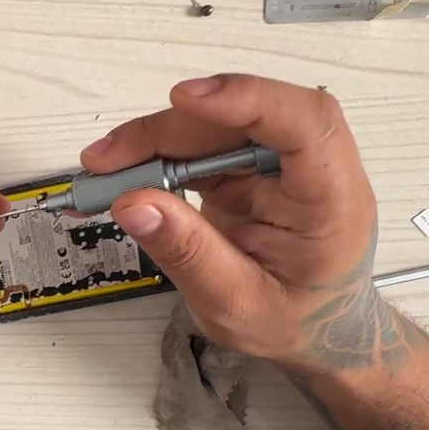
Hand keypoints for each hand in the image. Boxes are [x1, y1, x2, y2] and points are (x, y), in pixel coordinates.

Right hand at [84, 75, 394, 374]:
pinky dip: (147, 162)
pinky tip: (113, 178)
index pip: (303, 124)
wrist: (312, 331)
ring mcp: (269, 168)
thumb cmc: (290, 321)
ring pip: (207, 130)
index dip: (246, 100)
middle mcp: (304, 169)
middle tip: (102, 161)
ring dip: (148, 145)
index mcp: (330, 199)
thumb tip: (132, 204)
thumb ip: (187, 253)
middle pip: (236, 122)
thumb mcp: (233, 303)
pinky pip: (190, 152)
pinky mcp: (239, 172)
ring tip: (97, 173)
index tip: (183, 98)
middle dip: (165, 133)